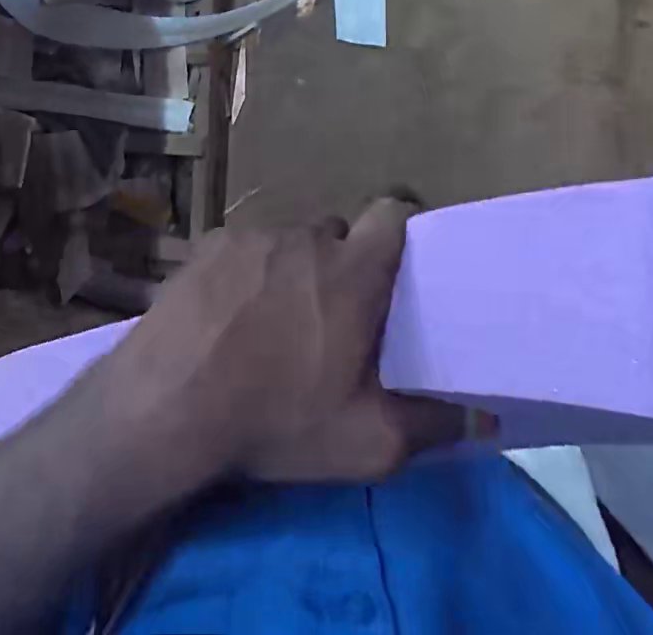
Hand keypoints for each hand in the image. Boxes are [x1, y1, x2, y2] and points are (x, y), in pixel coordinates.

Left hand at [101, 197, 485, 481]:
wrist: (166, 408)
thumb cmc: (275, 420)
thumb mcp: (365, 442)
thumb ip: (433, 426)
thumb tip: (486, 422)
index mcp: (353, 270)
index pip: (393, 210)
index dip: (400, 227)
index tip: (397, 259)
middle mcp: (306, 237)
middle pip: (338, 232)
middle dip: (342, 262)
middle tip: (329, 311)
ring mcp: (252, 236)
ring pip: (289, 241)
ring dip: (292, 267)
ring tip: (271, 316)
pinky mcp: (209, 244)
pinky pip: (245, 247)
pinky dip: (248, 270)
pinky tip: (227, 311)